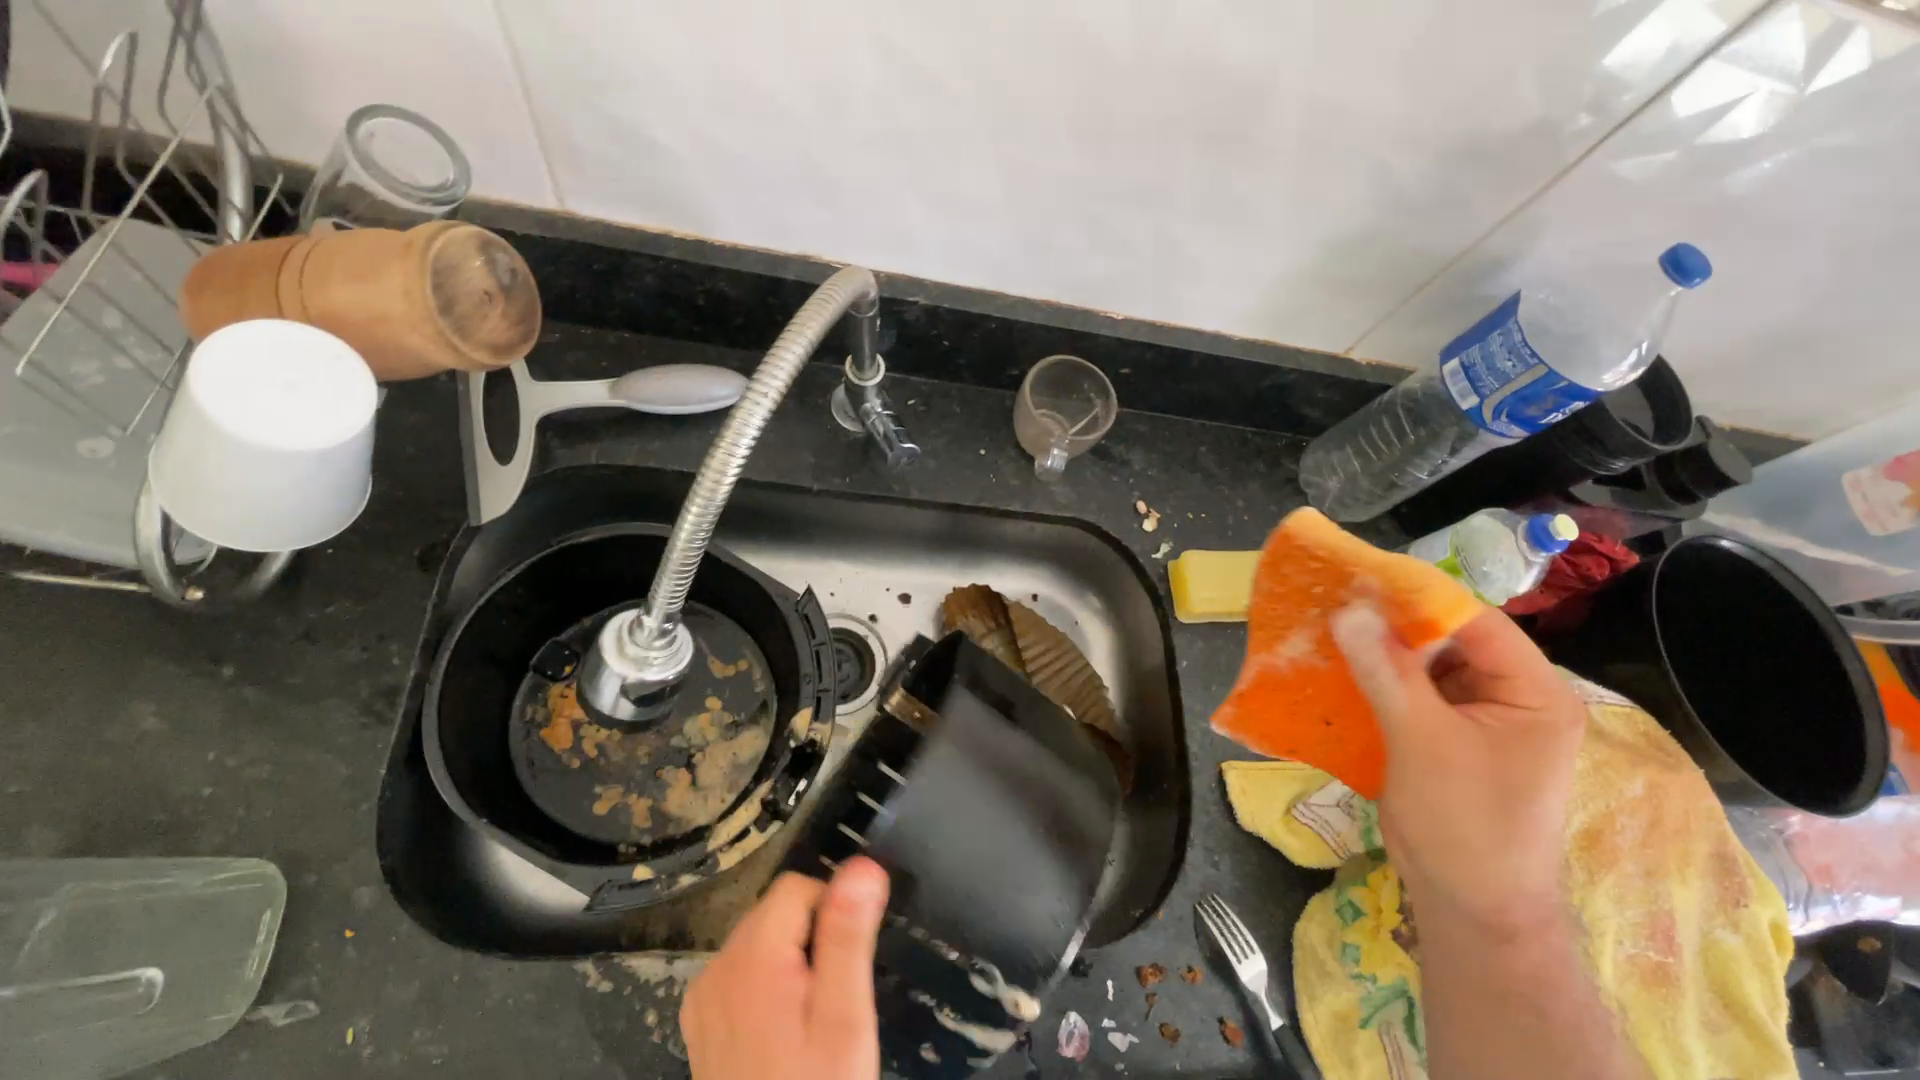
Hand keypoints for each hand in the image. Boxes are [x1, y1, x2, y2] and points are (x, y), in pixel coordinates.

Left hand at [681, 858, 890, 1079]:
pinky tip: (783, 1031)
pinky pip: (740, 972)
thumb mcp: (844, 1017)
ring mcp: (703, 996)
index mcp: (751, 957)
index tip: (848, 964)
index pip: (797, 887)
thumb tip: (863, 867)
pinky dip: (766, 983)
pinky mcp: (700, 1021)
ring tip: (811, 1019)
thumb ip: (848, 937)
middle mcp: (717, 966)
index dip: (833, 912)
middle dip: (812, 938)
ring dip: (791, 960)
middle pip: (776, 912)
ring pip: (760, 940)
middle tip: (834, 999)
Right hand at [1331, 604, 1584, 933]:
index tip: (1361, 580)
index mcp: (1534, 693)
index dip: (1420, 598)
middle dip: (1395, 626)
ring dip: (1384, 655)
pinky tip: (1342, 673)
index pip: (1477, 624)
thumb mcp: (1422, 740)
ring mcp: (1482, 722)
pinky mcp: (1451, 743)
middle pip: (1452, 643)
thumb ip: (1386, 671)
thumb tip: (1348, 609)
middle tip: (1337, 605)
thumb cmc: (1463, 823)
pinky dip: (1382, 685)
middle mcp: (1514, 699)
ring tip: (1331, 632)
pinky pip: (1416, 698)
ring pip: (1429, 669)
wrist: (1470, 910)